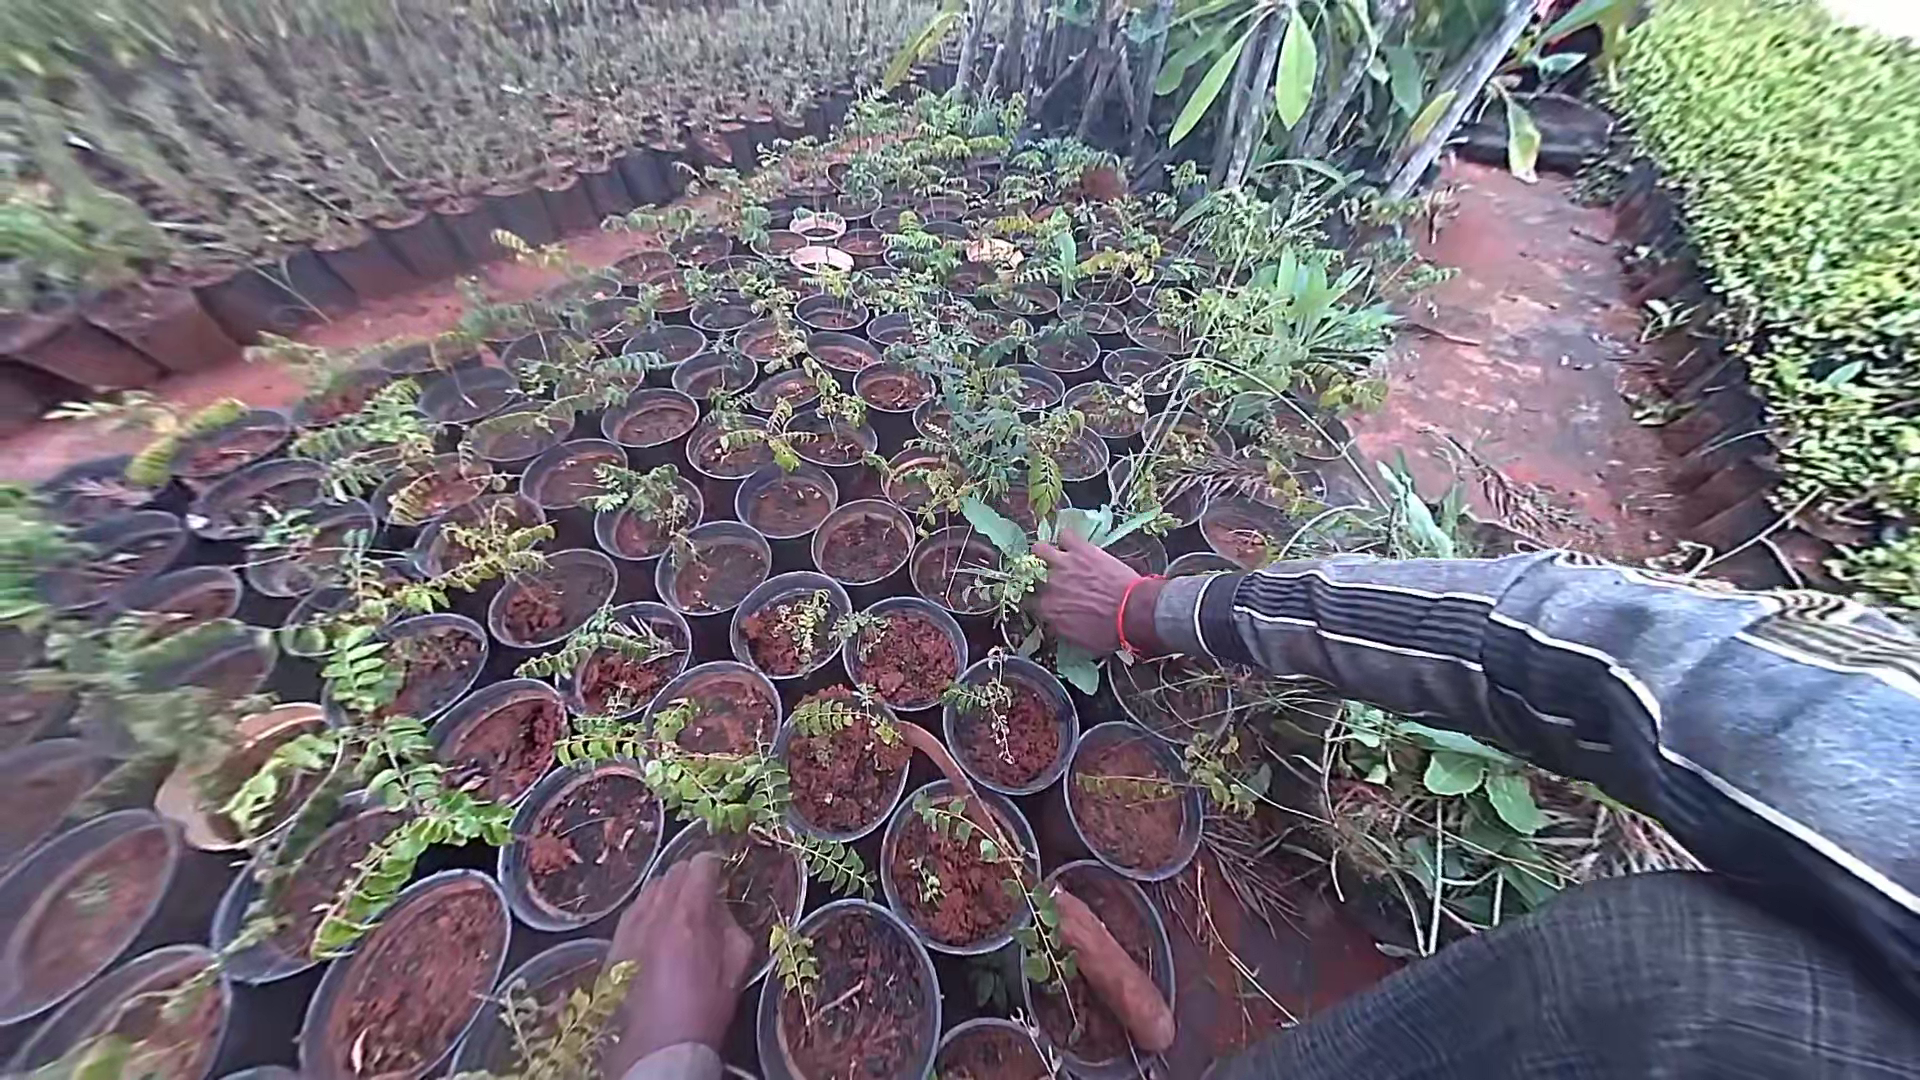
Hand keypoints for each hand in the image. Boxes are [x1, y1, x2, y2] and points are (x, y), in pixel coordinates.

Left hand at [603, 852, 753, 1075]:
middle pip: (673, 871)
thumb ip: (731, 924)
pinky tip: (655, 924)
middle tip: (703, 892)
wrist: (658, 1058)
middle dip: (691, 875)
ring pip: (650, 888)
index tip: (720, 874)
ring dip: (668, 890)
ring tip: (678, 908)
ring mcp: (630, 933)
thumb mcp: (736, 964)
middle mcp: (656, 917)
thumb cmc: (704, 1012)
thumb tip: (720, 905)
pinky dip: (646, 908)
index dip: (714, 864)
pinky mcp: (612, 951)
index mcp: (689, 918)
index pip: (700, 865)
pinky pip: (631, 912)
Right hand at [1033, 531, 1159, 654]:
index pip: (1030, 602)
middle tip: (1050, 577)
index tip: (1043, 598)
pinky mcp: (1079, 549)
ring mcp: (1062, 564)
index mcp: (1048, 609)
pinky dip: (1067, 540)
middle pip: (1032, 575)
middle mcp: (1049, 584)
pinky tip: (1073, 545)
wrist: (1133, 611)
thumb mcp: (1079, 639)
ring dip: (1044, 552)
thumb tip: (1054, 622)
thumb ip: (1059, 626)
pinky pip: (1065, 536)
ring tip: (1052, 554)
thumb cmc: (1110, 631)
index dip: (1036, 599)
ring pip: (1040, 549)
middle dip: (1038, 576)